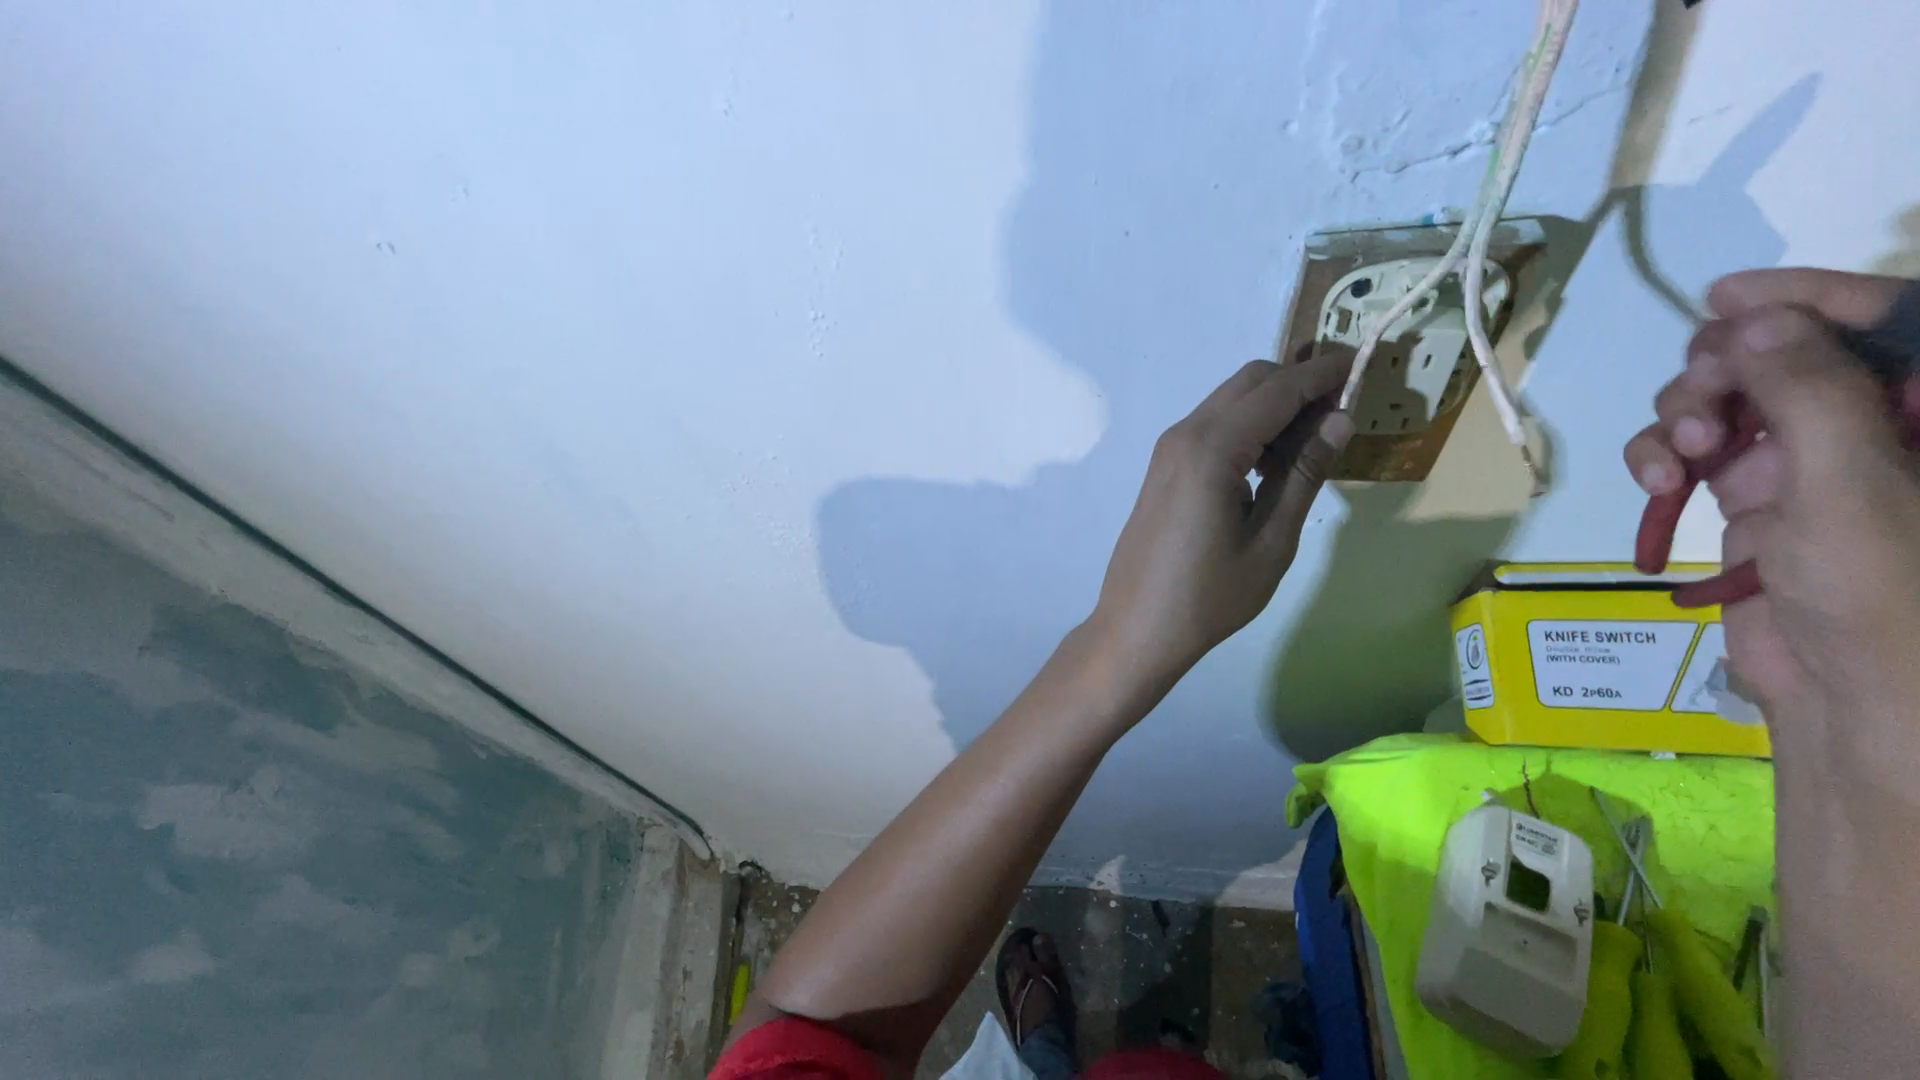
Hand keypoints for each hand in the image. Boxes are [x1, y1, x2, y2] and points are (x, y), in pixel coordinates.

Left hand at [1087, 354, 1352, 698]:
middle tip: (1342, 415)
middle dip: (1299, 384)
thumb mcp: (1271, 542)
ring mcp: (1168, 449)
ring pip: (1230, 400)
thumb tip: (1340, 419)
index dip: (1323, 374)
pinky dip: (1247, 426)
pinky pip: (1212, 425)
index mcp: (1211, 449)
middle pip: (1251, 381)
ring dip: (1273, 405)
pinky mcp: (1163, 467)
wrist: (1137, 627)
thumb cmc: (1209, 597)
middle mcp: (1184, 435)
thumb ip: (1304, 474)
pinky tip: (1270, 464)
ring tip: (1313, 444)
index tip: (1365, 365)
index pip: (1278, 389)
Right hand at [1623, 269, 1919, 724]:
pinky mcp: (1753, 501)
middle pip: (1778, 357)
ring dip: (1679, 423)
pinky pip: (1691, 455)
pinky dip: (1659, 463)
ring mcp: (1806, 464)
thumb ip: (1805, 392)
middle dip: (1720, 376)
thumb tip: (1751, 316)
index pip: (1878, 322)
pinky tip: (1653, 487)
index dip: (1805, 297)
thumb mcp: (1849, 484)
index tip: (1724, 296)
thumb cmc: (1886, 593)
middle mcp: (1869, 427)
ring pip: (1722, 404)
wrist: (1854, 699)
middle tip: (1696, 411)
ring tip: (1671, 464)